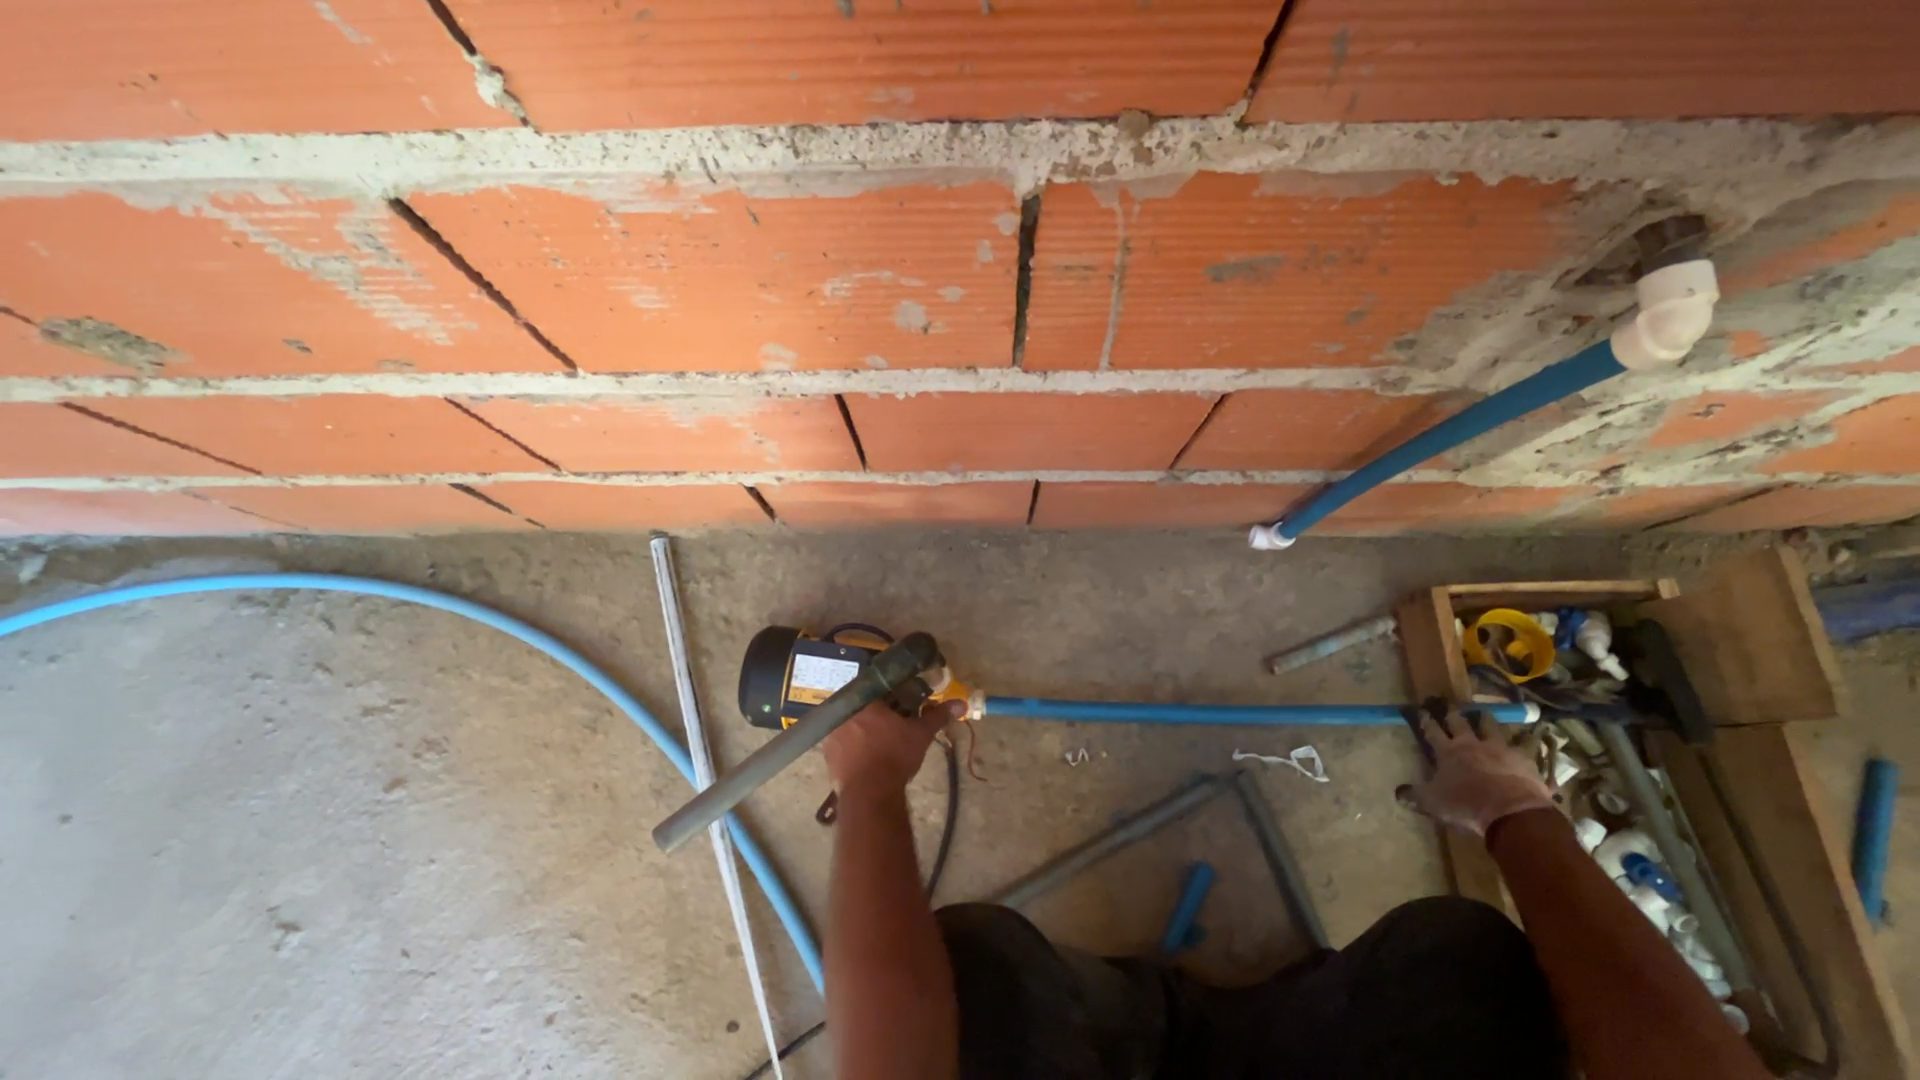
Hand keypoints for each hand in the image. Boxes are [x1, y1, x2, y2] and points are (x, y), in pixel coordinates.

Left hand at [823, 699, 961, 799]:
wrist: (870, 792)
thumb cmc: (895, 756)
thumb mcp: (920, 734)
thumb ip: (937, 716)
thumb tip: (960, 704)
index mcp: (863, 700)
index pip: (872, 685)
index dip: (885, 692)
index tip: (895, 700)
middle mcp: (841, 712)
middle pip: (858, 704)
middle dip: (872, 710)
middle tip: (887, 721)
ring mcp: (831, 733)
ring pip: (846, 723)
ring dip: (858, 727)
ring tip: (875, 739)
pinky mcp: (826, 754)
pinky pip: (839, 742)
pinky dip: (850, 746)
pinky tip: (863, 755)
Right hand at [1402, 708, 1554, 835]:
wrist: (1511, 811)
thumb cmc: (1465, 804)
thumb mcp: (1432, 802)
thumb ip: (1415, 795)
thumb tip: (1398, 793)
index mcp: (1448, 751)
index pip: (1432, 730)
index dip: (1426, 720)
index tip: (1422, 710)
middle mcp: (1472, 744)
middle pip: (1461, 722)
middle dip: (1453, 713)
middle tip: (1450, 705)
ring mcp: (1500, 749)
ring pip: (1492, 727)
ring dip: (1486, 720)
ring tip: (1484, 714)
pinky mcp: (1524, 759)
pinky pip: (1524, 746)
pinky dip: (1523, 743)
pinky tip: (1527, 741)